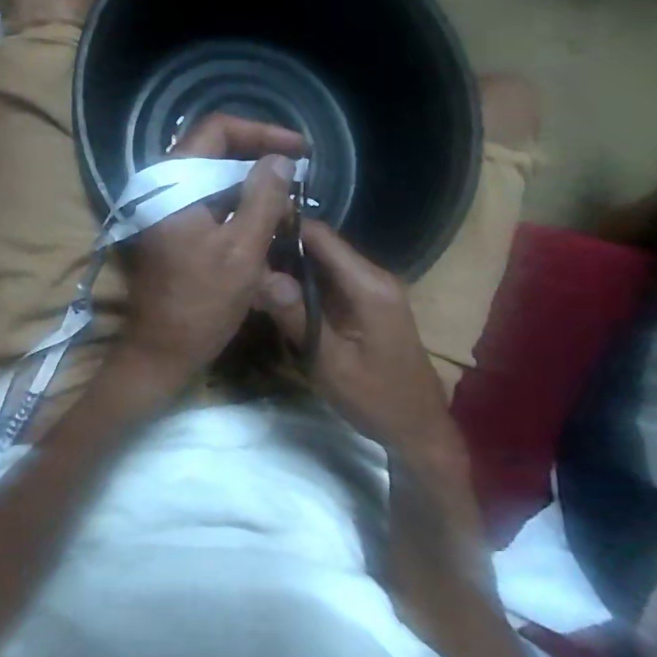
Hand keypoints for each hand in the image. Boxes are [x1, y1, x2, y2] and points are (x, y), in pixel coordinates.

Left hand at [118, 115, 306, 385]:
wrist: (160, 351)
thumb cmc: (201, 303)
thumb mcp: (242, 250)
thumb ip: (263, 199)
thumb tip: (280, 159)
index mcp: (171, 183)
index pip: (216, 129)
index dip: (261, 132)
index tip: (299, 149)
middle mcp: (160, 187)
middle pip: (215, 153)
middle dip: (259, 164)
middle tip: (298, 180)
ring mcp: (162, 210)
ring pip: (214, 182)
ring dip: (251, 192)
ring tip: (287, 211)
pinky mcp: (169, 230)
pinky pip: (208, 207)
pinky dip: (237, 212)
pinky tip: (266, 231)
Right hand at [257, 219, 455, 453]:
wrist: (417, 428)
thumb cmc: (375, 397)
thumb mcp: (329, 362)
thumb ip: (297, 316)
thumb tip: (261, 273)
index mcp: (369, 286)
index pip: (321, 236)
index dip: (284, 228)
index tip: (245, 233)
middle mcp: (374, 278)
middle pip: (320, 248)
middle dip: (280, 251)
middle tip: (240, 263)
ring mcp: (372, 291)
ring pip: (322, 266)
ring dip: (289, 270)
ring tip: (249, 279)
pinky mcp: (367, 306)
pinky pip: (329, 284)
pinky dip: (302, 287)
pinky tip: (275, 299)